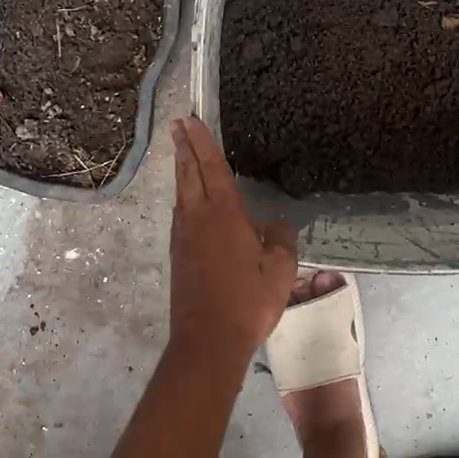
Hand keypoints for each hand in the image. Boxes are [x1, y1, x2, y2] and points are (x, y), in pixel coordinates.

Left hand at [168, 117, 298, 365]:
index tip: (191, 119)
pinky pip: (180, 211)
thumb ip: (281, 239)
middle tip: (177, 124)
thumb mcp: (280, 269)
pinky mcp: (178, 253)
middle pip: (188, 171)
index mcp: (224, 212)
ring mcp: (184, 234)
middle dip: (184, 146)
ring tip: (181, 152)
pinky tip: (187, 198)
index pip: (212, 166)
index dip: (202, 141)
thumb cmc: (248, 300)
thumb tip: (278, 222)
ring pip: (181, 191)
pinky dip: (183, 193)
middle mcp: (198, 215)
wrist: (208, 340)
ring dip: (181, 168)